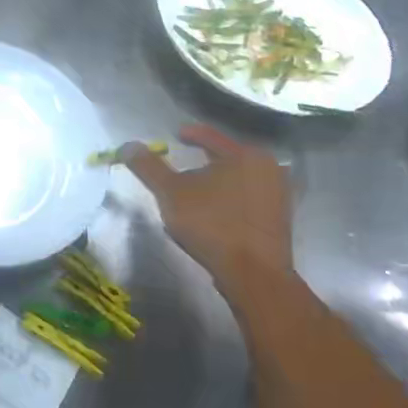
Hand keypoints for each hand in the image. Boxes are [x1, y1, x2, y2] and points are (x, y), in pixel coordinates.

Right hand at [122, 124, 295, 309]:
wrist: (254, 273)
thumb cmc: (212, 224)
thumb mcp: (171, 193)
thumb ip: (149, 167)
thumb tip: (127, 146)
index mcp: (244, 154)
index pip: (211, 135)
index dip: (190, 134)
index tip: (176, 136)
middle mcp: (268, 167)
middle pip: (226, 157)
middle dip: (203, 162)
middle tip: (182, 171)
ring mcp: (278, 193)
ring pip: (238, 179)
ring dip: (216, 183)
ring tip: (195, 194)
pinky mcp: (280, 218)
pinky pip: (248, 198)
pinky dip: (229, 200)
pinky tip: (215, 213)